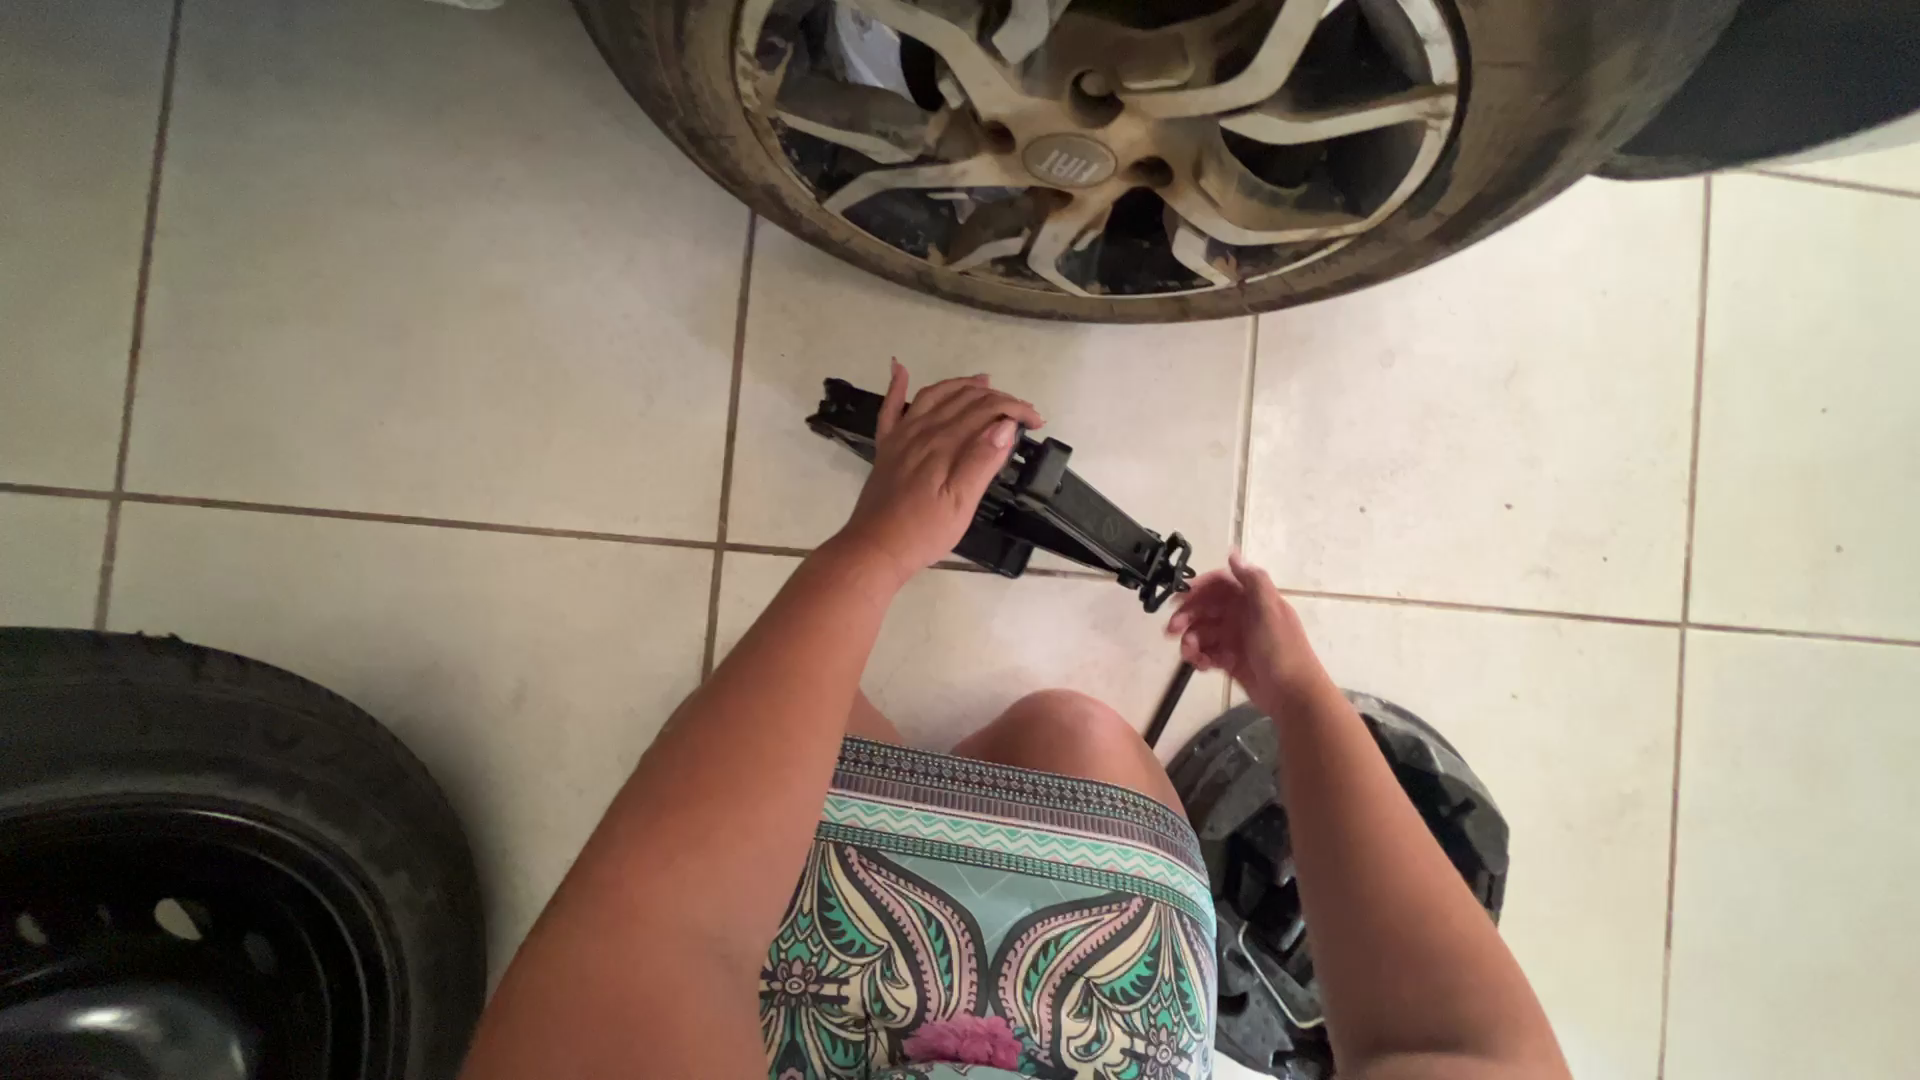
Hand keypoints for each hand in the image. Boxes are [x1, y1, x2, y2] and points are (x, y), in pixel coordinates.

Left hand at [834, 360, 1043, 585]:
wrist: (875, 548)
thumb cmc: (924, 532)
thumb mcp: (962, 503)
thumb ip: (982, 461)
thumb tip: (1004, 426)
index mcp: (944, 444)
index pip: (986, 411)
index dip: (1015, 409)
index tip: (1037, 421)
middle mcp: (922, 431)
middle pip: (963, 399)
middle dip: (997, 397)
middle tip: (1022, 409)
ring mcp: (901, 437)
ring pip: (934, 396)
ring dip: (960, 385)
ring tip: (983, 381)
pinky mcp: (887, 447)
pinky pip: (890, 408)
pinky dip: (896, 386)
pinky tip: (900, 369)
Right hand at [1165, 552, 1333, 710]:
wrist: (1294, 697)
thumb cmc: (1282, 650)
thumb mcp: (1270, 612)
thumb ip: (1253, 581)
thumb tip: (1233, 553)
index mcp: (1253, 601)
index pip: (1220, 585)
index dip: (1198, 588)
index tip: (1179, 599)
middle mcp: (1243, 616)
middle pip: (1206, 609)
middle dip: (1186, 618)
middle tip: (1171, 631)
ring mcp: (1236, 639)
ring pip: (1203, 633)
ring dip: (1191, 641)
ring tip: (1190, 655)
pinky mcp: (1231, 660)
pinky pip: (1207, 653)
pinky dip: (1200, 658)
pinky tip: (1201, 666)